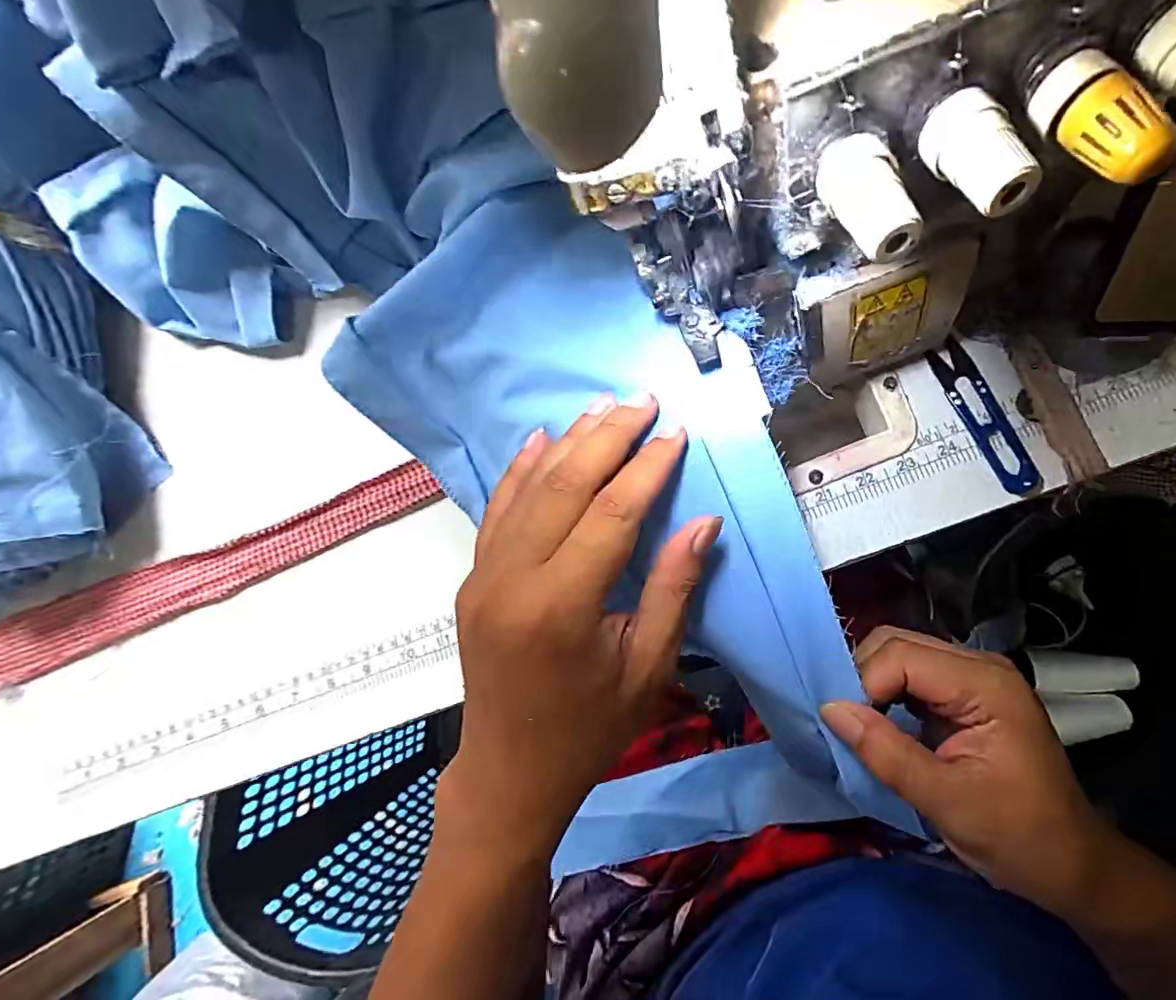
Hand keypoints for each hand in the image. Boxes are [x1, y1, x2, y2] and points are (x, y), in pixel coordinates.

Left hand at [445, 393, 721, 854]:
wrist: (509, 774)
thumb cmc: (589, 730)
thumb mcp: (648, 668)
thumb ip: (674, 590)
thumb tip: (703, 521)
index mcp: (561, 607)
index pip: (611, 514)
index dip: (647, 469)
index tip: (675, 434)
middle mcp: (512, 580)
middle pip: (565, 487)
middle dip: (608, 438)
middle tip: (642, 401)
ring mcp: (483, 576)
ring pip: (528, 490)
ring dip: (568, 443)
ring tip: (603, 407)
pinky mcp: (472, 579)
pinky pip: (497, 511)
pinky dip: (520, 470)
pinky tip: (540, 439)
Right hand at [821, 627, 1118, 918]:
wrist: (1072, 863)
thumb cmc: (1018, 836)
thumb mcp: (946, 801)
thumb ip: (885, 751)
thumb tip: (830, 709)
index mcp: (984, 683)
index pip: (901, 655)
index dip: (863, 684)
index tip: (843, 727)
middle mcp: (979, 665)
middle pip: (898, 643)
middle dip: (862, 677)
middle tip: (845, 723)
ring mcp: (973, 675)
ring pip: (901, 654)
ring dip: (872, 684)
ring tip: (856, 723)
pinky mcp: (965, 692)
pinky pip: (912, 675)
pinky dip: (887, 693)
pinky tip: (878, 722)